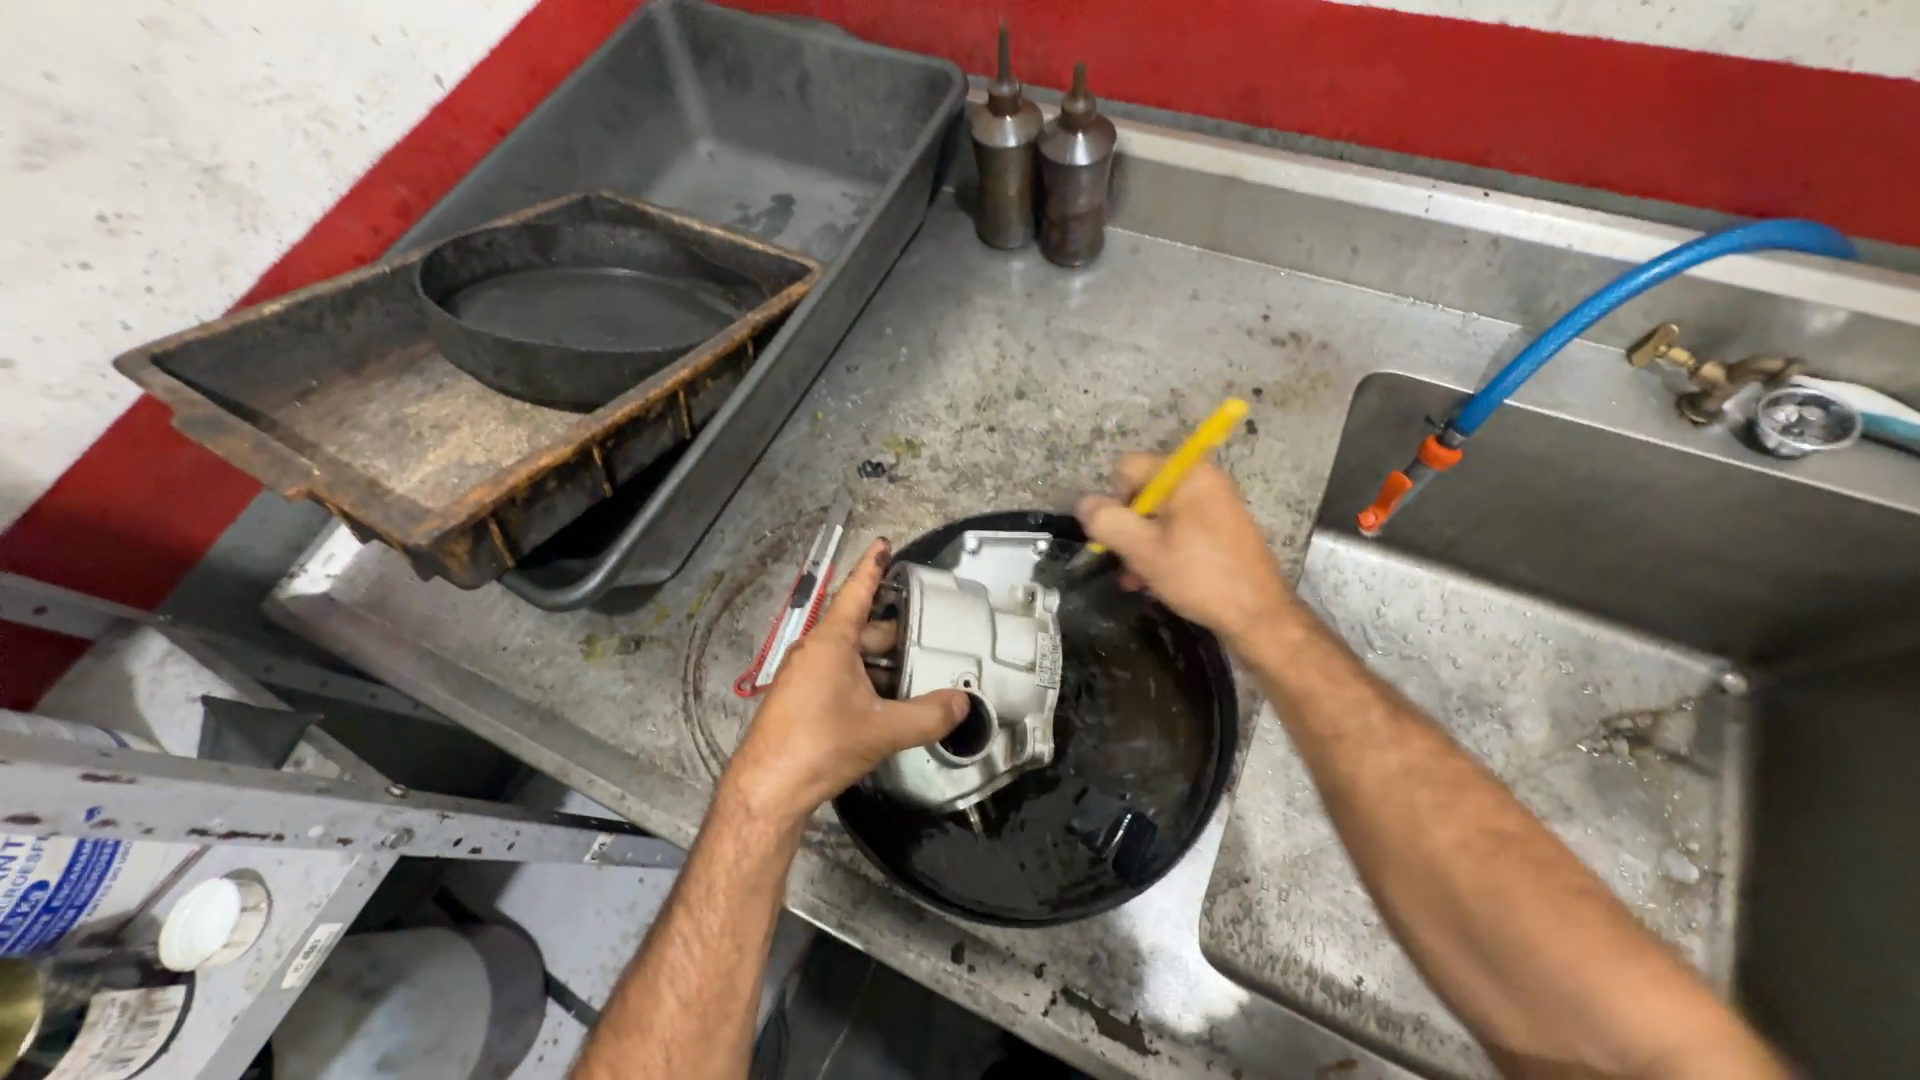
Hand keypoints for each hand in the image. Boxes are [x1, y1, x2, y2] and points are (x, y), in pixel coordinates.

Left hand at [724, 538, 967, 823]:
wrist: (768, 789)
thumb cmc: (819, 746)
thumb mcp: (883, 729)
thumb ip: (928, 715)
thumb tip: (962, 705)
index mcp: (831, 643)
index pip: (856, 592)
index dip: (872, 567)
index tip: (883, 545)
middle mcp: (815, 652)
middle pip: (862, 630)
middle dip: (895, 634)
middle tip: (928, 637)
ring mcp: (805, 677)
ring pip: (853, 658)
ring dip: (883, 665)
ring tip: (918, 675)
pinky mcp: (802, 701)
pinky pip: (841, 678)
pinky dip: (867, 683)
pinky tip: (888, 704)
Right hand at [1075, 453, 1295, 644]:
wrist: (1258, 614)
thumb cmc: (1199, 576)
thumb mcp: (1143, 551)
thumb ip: (1107, 522)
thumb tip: (1084, 503)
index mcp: (1186, 474)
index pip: (1127, 467)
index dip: (1113, 500)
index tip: (1119, 535)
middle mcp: (1204, 479)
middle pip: (1144, 492)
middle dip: (1129, 527)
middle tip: (1127, 562)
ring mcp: (1217, 503)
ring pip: (1160, 515)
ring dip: (1143, 545)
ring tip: (1139, 580)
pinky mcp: (1224, 527)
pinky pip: (1181, 528)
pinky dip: (1166, 549)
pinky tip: (1159, 580)